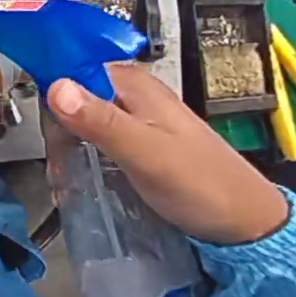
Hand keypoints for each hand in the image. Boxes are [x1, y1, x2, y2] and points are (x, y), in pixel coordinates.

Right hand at [42, 64, 289, 244]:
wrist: (246, 226)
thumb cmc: (201, 186)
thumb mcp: (146, 152)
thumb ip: (100, 120)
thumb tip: (55, 87)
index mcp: (131, 83)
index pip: (69, 70)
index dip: (50, 97)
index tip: (49, 136)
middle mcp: (128, 93)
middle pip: (68, 99)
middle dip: (57, 133)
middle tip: (61, 169)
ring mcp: (130, 117)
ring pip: (75, 121)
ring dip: (64, 150)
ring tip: (67, 180)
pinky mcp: (131, 140)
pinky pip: (89, 139)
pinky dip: (78, 157)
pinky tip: (78, 179)